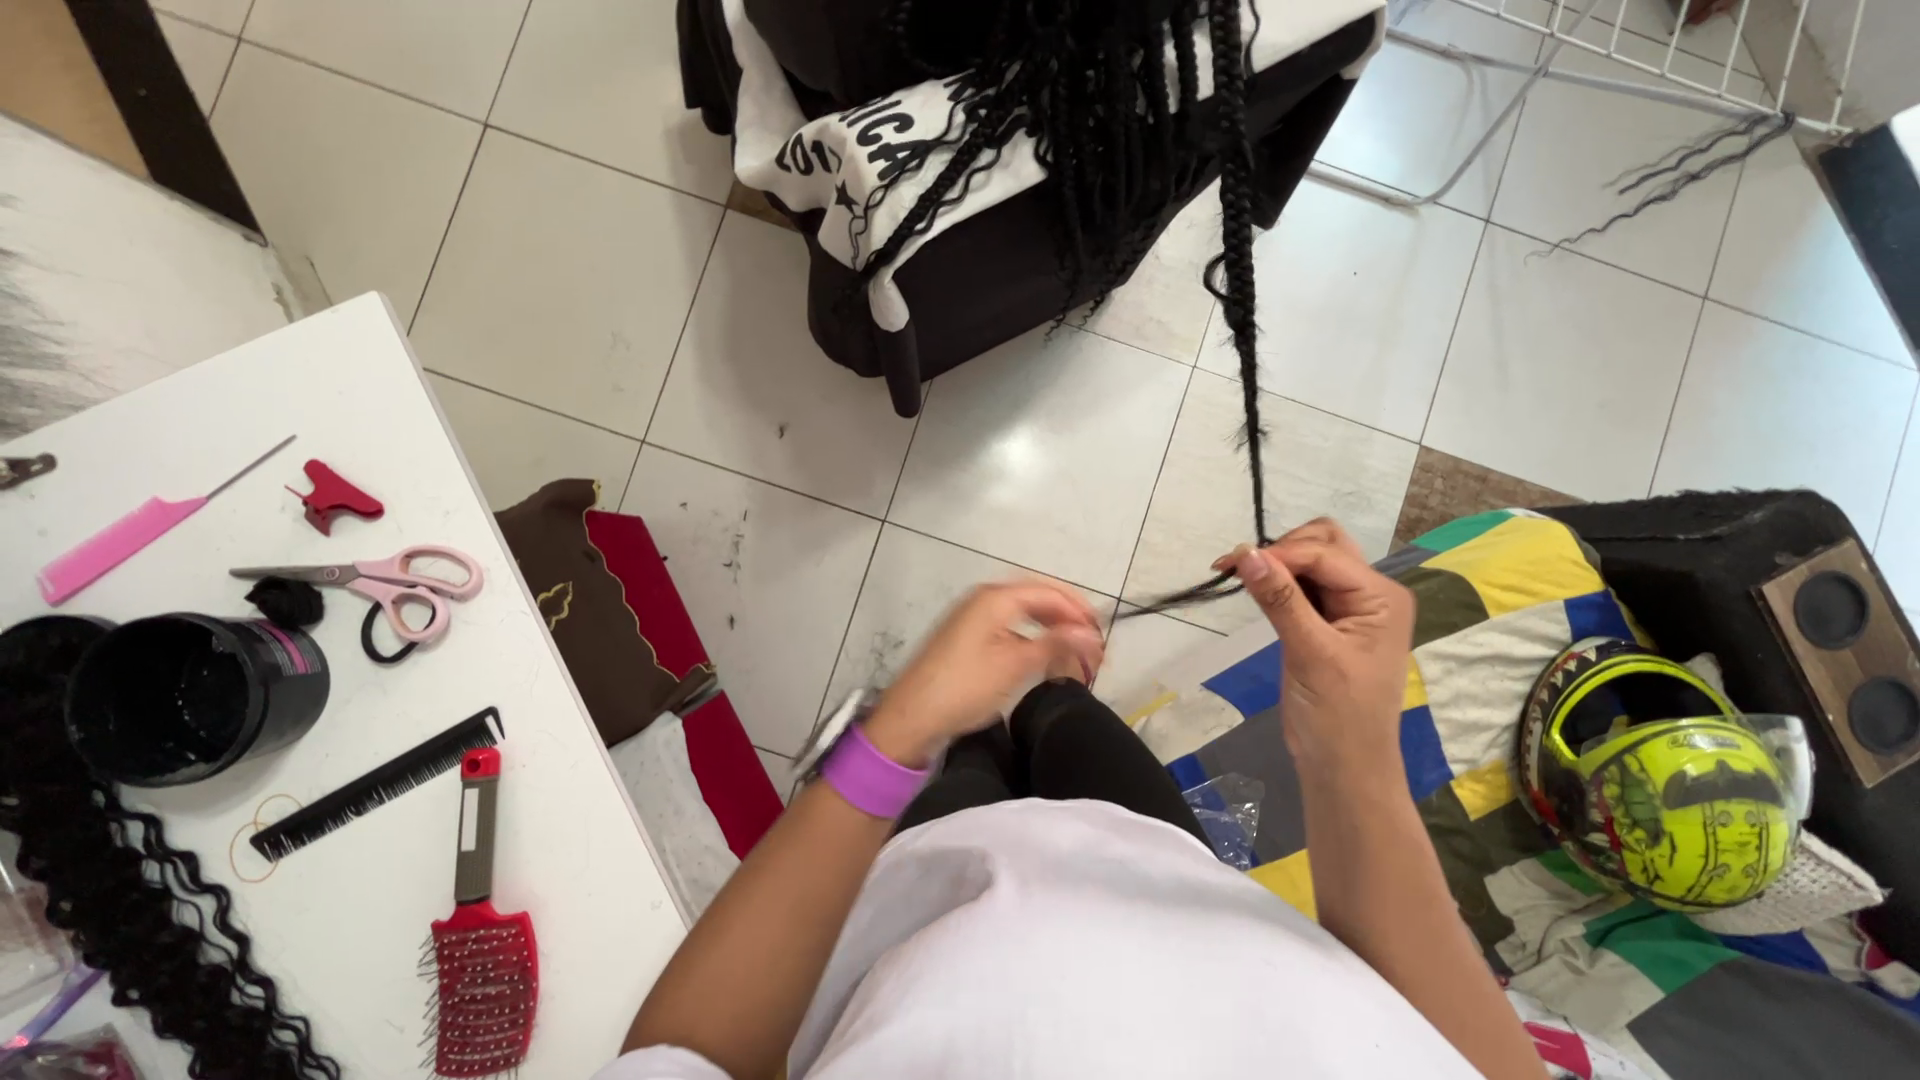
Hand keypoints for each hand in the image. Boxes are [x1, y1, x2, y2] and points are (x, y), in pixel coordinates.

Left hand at [863, 581, 1105, 767]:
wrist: (913, 715)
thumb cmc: (965, 687)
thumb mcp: (1016, 665)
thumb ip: (1056, 643)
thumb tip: (1091, 633)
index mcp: (995, 598)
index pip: (1049, 592)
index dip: (1079, 611)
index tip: (1102, 637)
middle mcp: (983, 598)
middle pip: (1037, 597)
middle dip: (1067, 617)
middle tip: (1091, 643)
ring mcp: (973, 616)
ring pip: (1023, 612)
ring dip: (1051, 627)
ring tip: (1074, 650)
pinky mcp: (967, 636)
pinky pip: (1009, 625)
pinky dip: (1031, 636)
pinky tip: (1042, 654)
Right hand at [1212, 519, 1413, 781]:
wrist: (1343, 768)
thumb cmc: (1337, 715)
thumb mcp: (1310, 652)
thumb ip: (1280, 599)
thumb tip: (1245, 552)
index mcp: (1381, 597)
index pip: (1324, 554)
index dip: (1278, 553)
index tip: (1230, 563)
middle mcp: (1370, 594)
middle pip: (1324, 544)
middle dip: (1282, 549)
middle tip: (1240, 570)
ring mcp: (1350, 609)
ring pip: (1312, 562)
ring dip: (1277, 564)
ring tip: (1241, 578)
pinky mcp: (1328, 624)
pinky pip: (1303, 587)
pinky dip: (1278, 584)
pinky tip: (1255, 592)